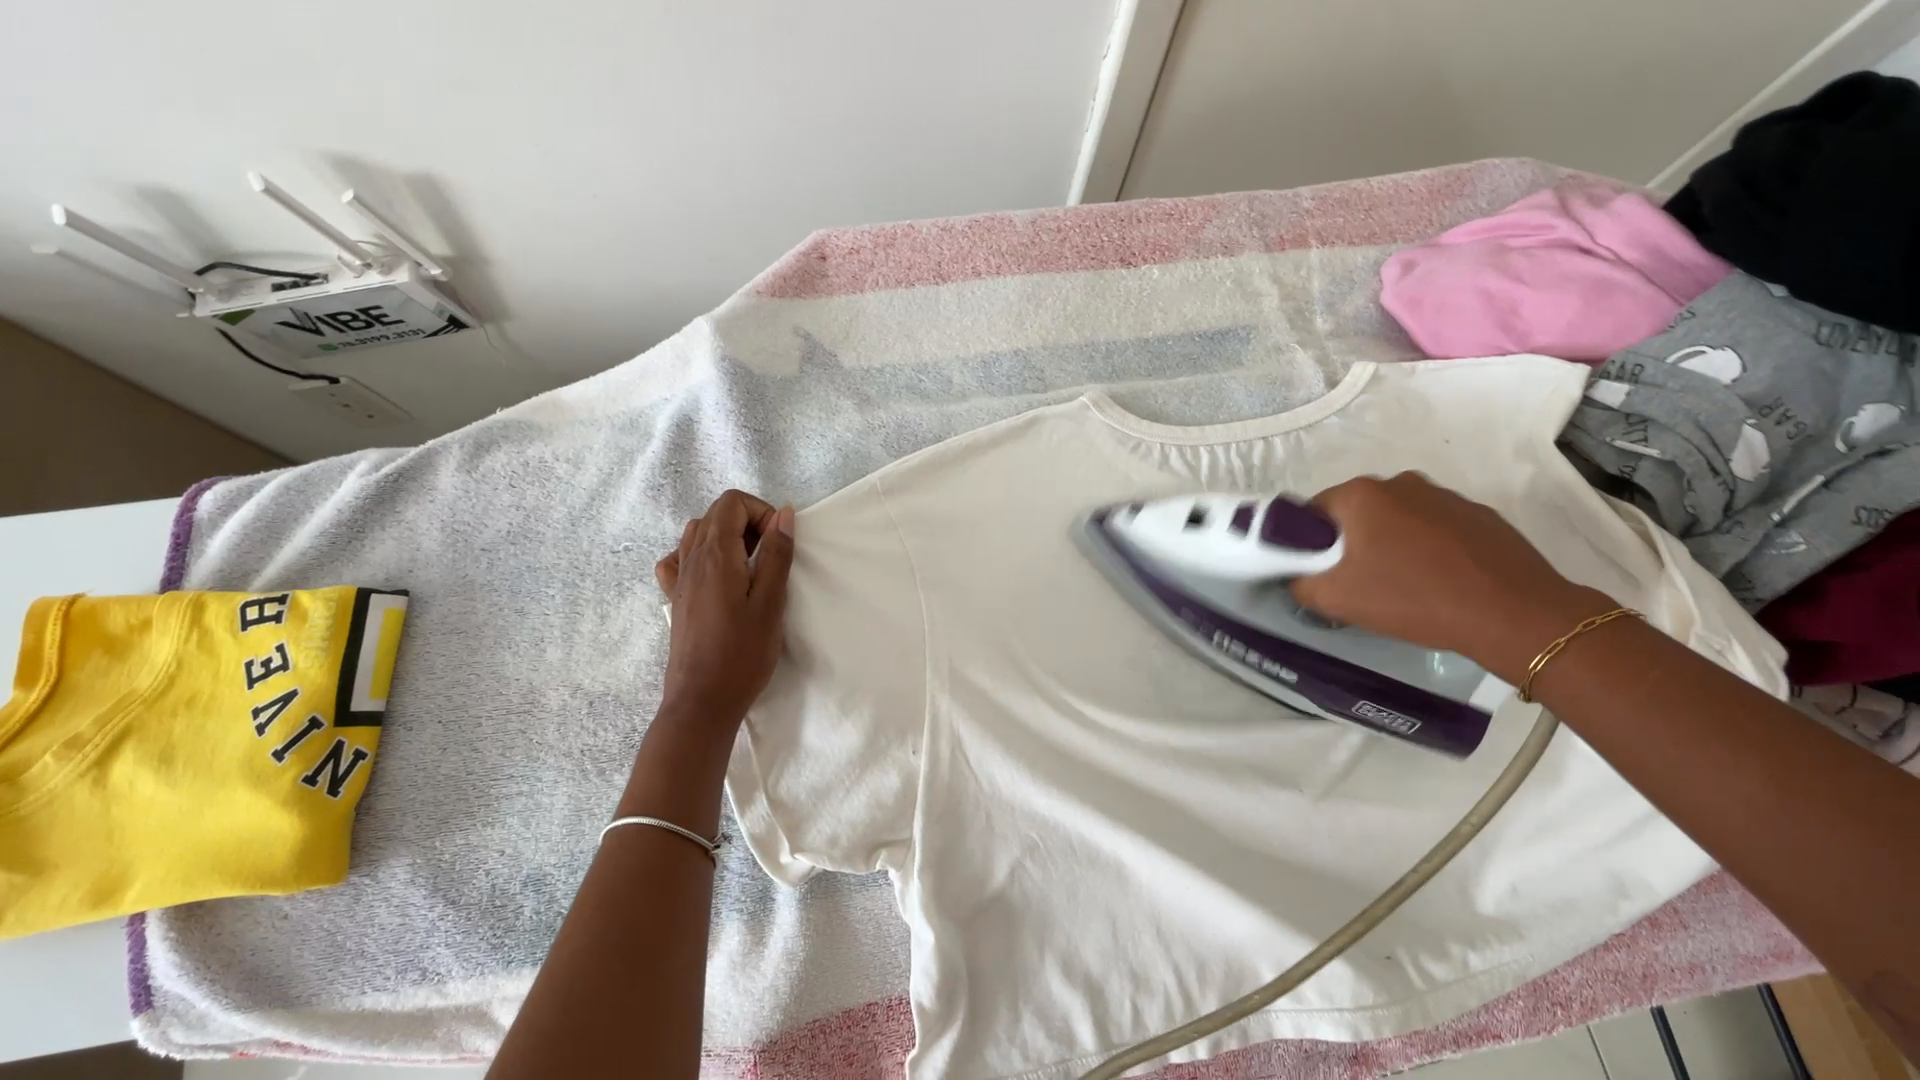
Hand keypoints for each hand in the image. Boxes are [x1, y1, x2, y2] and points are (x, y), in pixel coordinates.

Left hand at [653, 490, 795, 725]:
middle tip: (771, 556)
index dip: (761, 512)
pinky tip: (716, 577)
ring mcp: (679, 579)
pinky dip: (699, 555)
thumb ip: (776, 555)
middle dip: (748, 522)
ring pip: (697, 533)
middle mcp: (691, 559)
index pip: (732, 502)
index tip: (779, 542)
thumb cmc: (742, 654)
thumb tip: (783, 514)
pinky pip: (679, 559)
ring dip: (727, 537)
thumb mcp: (770, 602)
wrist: (702, 701)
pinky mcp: (676, 599)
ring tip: (750, 567)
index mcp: (716, 554)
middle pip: (715, 513)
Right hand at [1290, 472, 1612, 679]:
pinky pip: (1433, 529)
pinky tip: (1437, 582)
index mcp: (1362, 494)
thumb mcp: (1336, 599)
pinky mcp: (1478, 515)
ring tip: (1400, 586)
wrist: (1512, 614)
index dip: (1306, 543)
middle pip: (1355, 513)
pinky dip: (1426, 550)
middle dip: (1349, 543)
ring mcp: (1444, 496)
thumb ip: (1299, 582)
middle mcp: (1401, 483)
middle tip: (1355, 584)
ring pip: (1396, 520)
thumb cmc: (1413, 599)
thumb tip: (1296, 574)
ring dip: (1389, 545)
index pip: (1312, 511)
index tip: (1316, 573)